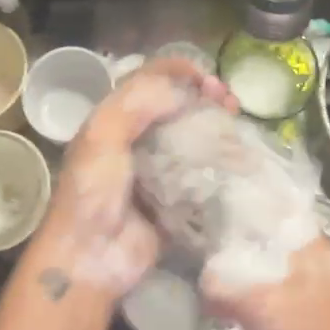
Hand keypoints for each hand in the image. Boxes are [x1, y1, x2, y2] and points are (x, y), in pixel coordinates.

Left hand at [29, 57, 236, 298]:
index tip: (209, 79)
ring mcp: (158, 168)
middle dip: (205, 97)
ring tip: (238, 125)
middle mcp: (137, 136)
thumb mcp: (103, 137)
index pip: (151, 78)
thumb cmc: (92, 192)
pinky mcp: (176, 197)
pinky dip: (221, 162)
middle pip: (177, 104)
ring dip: (216, 126)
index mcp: (115, 116)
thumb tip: (184, 89)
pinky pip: (202, 172)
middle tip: (230, 102)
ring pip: (193, 135)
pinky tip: (239, 158)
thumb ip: (137, 104)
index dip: (180, 71)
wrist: (90, 258)